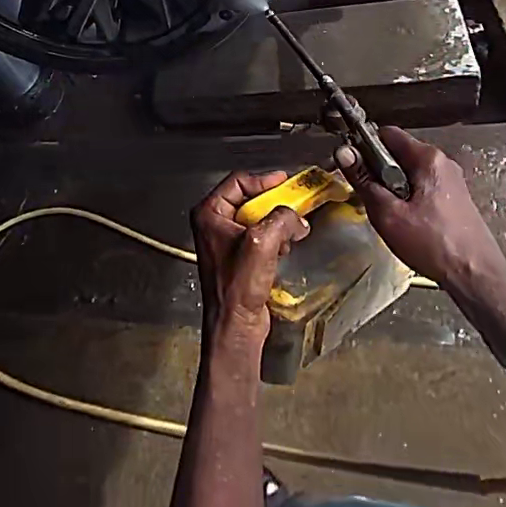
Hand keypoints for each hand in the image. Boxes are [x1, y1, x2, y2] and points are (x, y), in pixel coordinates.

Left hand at [189, 171, 310, 350]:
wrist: (234, 326)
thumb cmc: (235, 289)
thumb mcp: (263, 243)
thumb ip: (282, 220)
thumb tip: (296, 217)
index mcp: (209, 214)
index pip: (239, 181)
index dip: (263, 180)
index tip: (284, 182)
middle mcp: (214, 224)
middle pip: (249, 198)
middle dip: (273, 204)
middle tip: (292, 204)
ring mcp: (226, 241)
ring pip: (258, 218)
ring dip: (276, 224)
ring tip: (287, 233)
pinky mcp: (239, 257)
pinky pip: (261, 236)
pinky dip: (275, 239)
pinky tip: (283, 249)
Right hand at [336, 127, 505, 293]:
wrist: (477, 277)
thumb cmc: (435, 245)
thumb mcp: (388, 214)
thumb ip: (364, 180)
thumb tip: (344, 153)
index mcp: (428, 158)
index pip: (388, 134)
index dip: (365, 146)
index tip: (354, 165)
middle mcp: (442, 163)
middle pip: (399, 153)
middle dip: (380, 172)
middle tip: (372, 197)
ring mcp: (451, 181)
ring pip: (409, 173)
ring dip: (394, 188)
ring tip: (390, 215)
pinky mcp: (454, 198)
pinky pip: (423, 187)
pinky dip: (409, 199)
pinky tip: (408, 223)